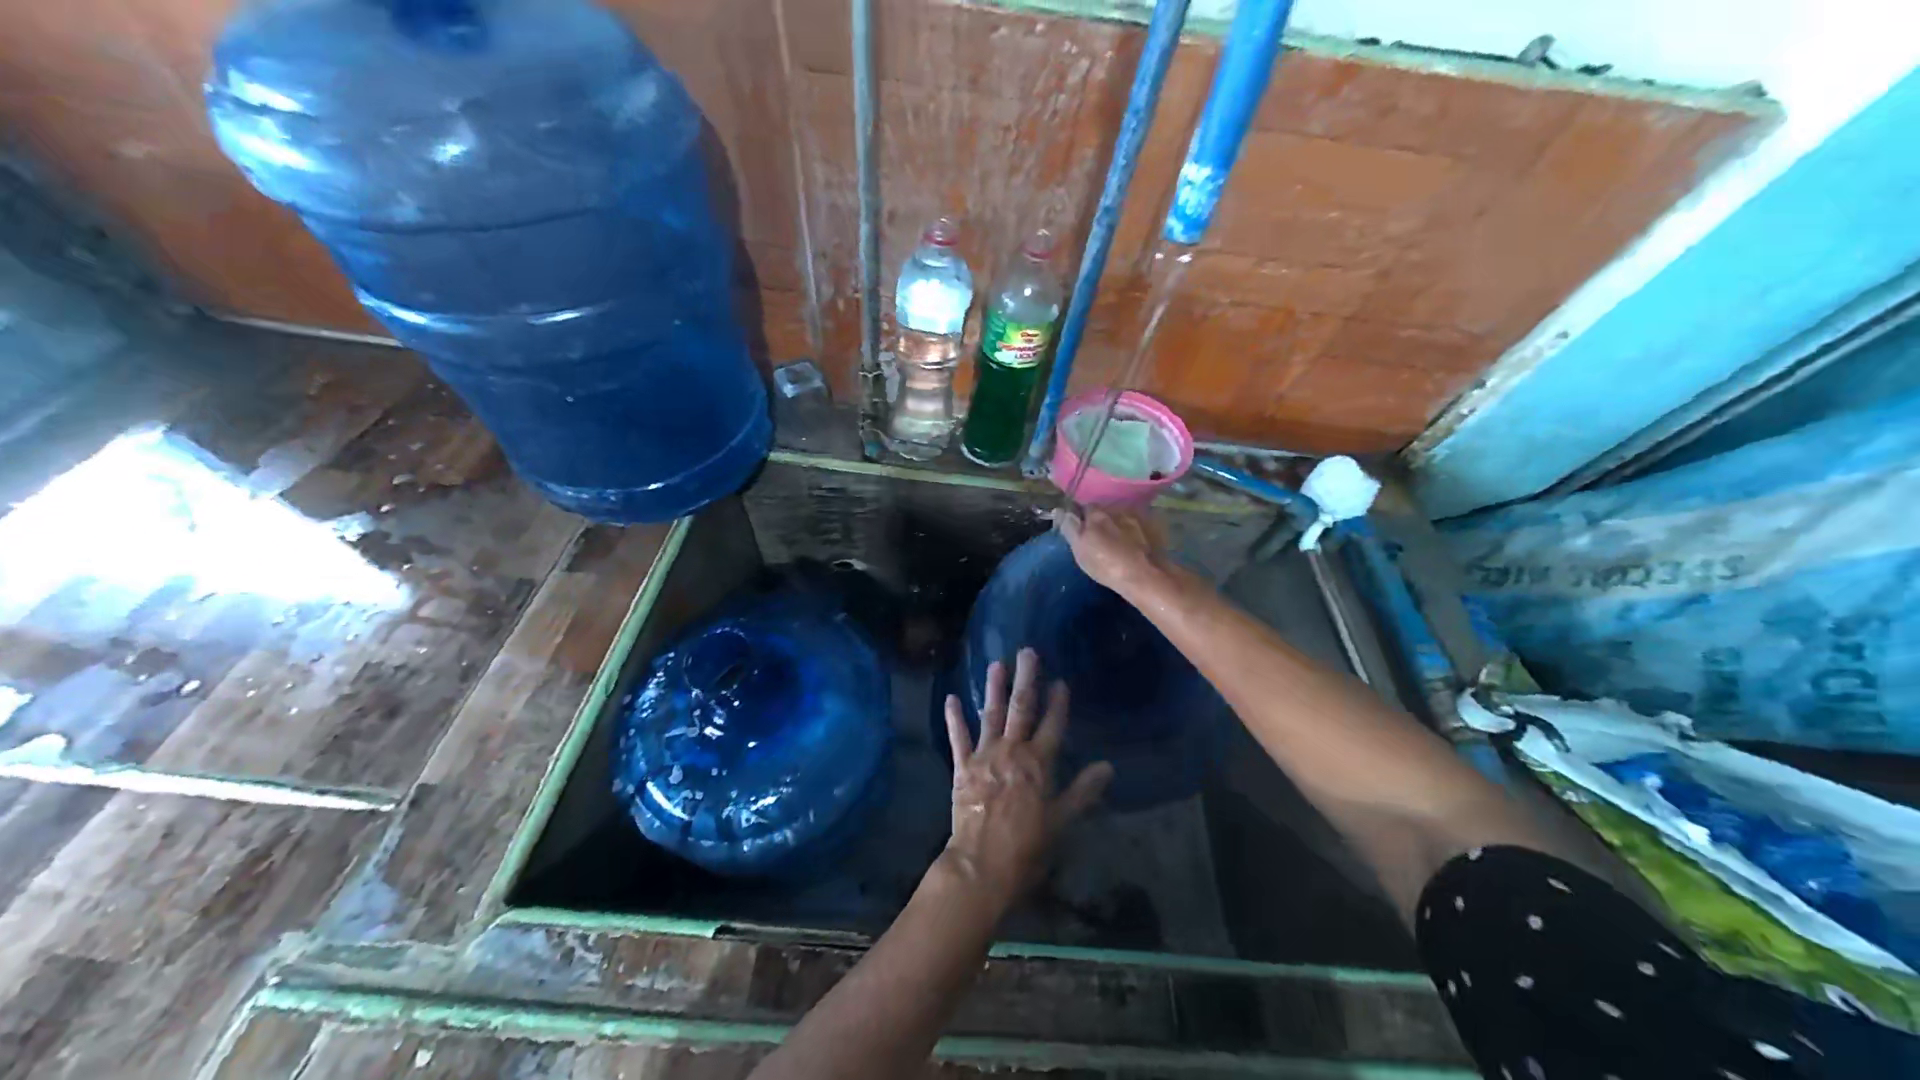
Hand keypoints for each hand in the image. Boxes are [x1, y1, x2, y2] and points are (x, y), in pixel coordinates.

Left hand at [941, 648, 1112, 910]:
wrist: (981, 864)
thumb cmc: (1026, 847)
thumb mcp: (1061, 821)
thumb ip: (1083, 791)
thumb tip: (1107, 767)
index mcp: (1038, 764)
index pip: (1053, 726)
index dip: (1058, 703)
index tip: (1061, 680)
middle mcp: (1011, 752)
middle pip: (1021, 709)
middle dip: (1027, 680)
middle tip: (1028, 652)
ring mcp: (984, 757)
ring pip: (991, 715)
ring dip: (994, 688)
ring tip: (997, 663)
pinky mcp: (962, 768)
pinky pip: (958, 738)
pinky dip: (955, 718)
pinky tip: (952, 697)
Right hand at [1052, 505, 1167, 597]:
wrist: (1145, 576)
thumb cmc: (1106, 565)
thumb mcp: (1080, 549)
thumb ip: (1069, 527)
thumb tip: (1059, 509)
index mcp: (1097, 514)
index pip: (1085, 507)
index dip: (1082, 518)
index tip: (1082, 531)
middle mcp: (1118, 509)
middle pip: (1106, 511)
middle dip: (1103, 521)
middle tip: (1101, 540)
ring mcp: (1138, 517)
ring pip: (1124, 518)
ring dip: (1120, 526)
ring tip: (1120, 544)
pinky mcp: (1155, 528)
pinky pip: (1141, 526)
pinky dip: (1137, 532)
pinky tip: (1137, 546)